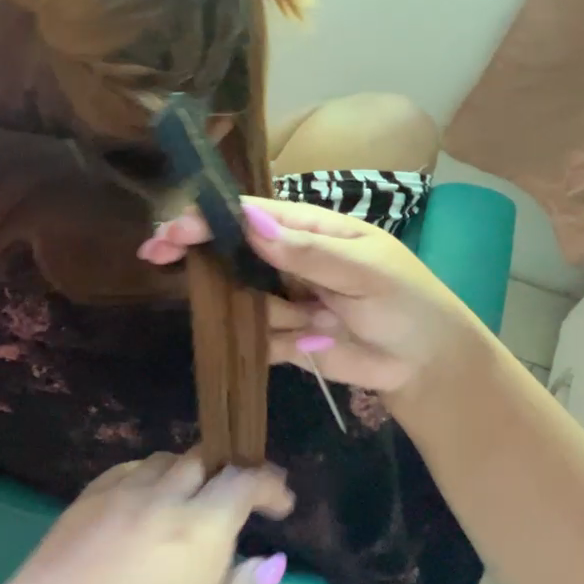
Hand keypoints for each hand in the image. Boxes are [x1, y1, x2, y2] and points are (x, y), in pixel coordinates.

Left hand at [0, 453, 293, 583]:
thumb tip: (268, 559)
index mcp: (196, 530)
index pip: (241, 479)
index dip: (269, 484)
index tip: (284, 504)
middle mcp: (156, 498)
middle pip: (201, 460)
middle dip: (230, 473)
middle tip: (246, 505)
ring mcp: (111, 496)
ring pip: (162, 461)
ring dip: (190, 473)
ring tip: (199, 508)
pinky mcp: (78, 504)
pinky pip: (127, 471)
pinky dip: (151, 478)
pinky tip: (150, 510)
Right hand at [138, 198, 485, 396]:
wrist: (429, 367)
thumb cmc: (409, 305)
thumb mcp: (367, 273)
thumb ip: (309, 252)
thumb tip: (250, 223)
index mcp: (307, 229)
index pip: (246, 215)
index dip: (206, 219)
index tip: (171, 230)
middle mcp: (285, 259)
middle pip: (225, 251)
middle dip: (198, 256)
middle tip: (154, 253)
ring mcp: (280, 298)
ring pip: (238, 301)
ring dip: (267, 315)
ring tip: (317, 325)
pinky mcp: (280, 336)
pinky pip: (252, 337)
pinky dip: (273, 343)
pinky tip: (312, 342)